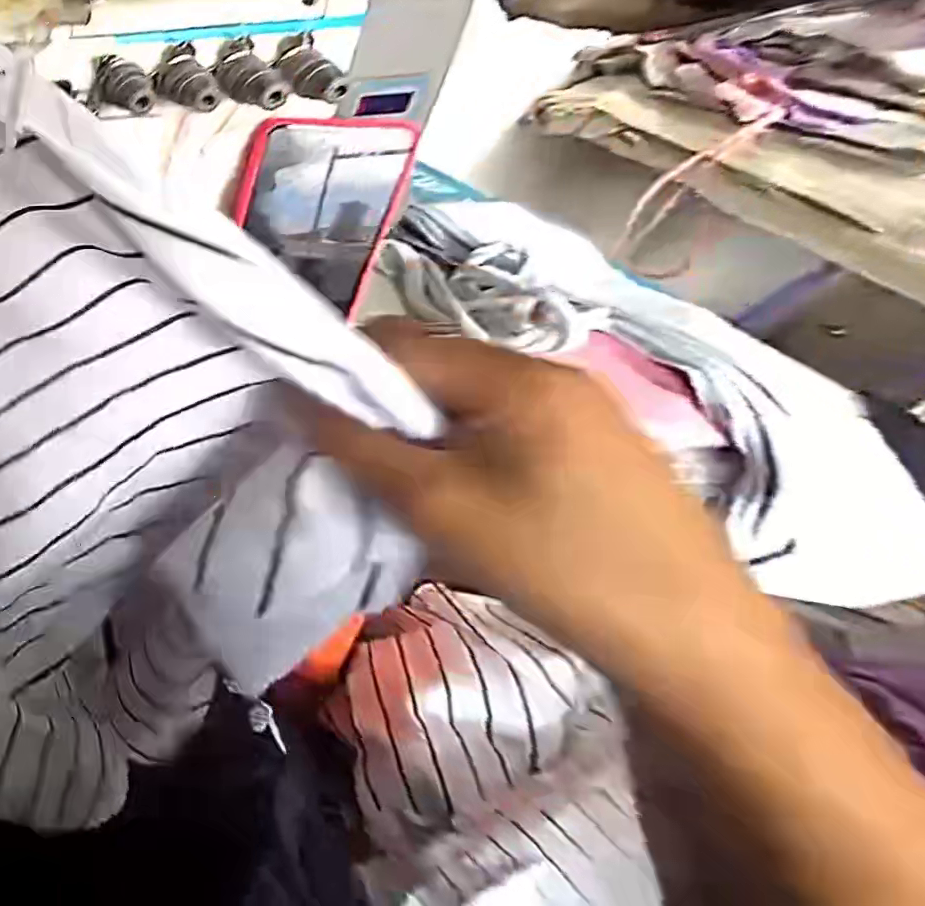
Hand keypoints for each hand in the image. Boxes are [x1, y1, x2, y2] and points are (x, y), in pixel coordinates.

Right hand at [304, 320, 753, 668]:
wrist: (697, 645)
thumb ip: (354, 442)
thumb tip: (292, 397)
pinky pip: (492, 414)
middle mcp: (547, 372)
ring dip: (413, 420)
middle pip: (428, 360)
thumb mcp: (432, 502)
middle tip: (356, 451)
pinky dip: (451, 436)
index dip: (341, 371)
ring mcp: (575, 404)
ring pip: (457, 390)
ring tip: (401, 473)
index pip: (396, 343)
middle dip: (377, 398)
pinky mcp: (587, 438)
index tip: (312, 415)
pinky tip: (452, 483)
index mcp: (514, 375)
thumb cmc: (554, 562)